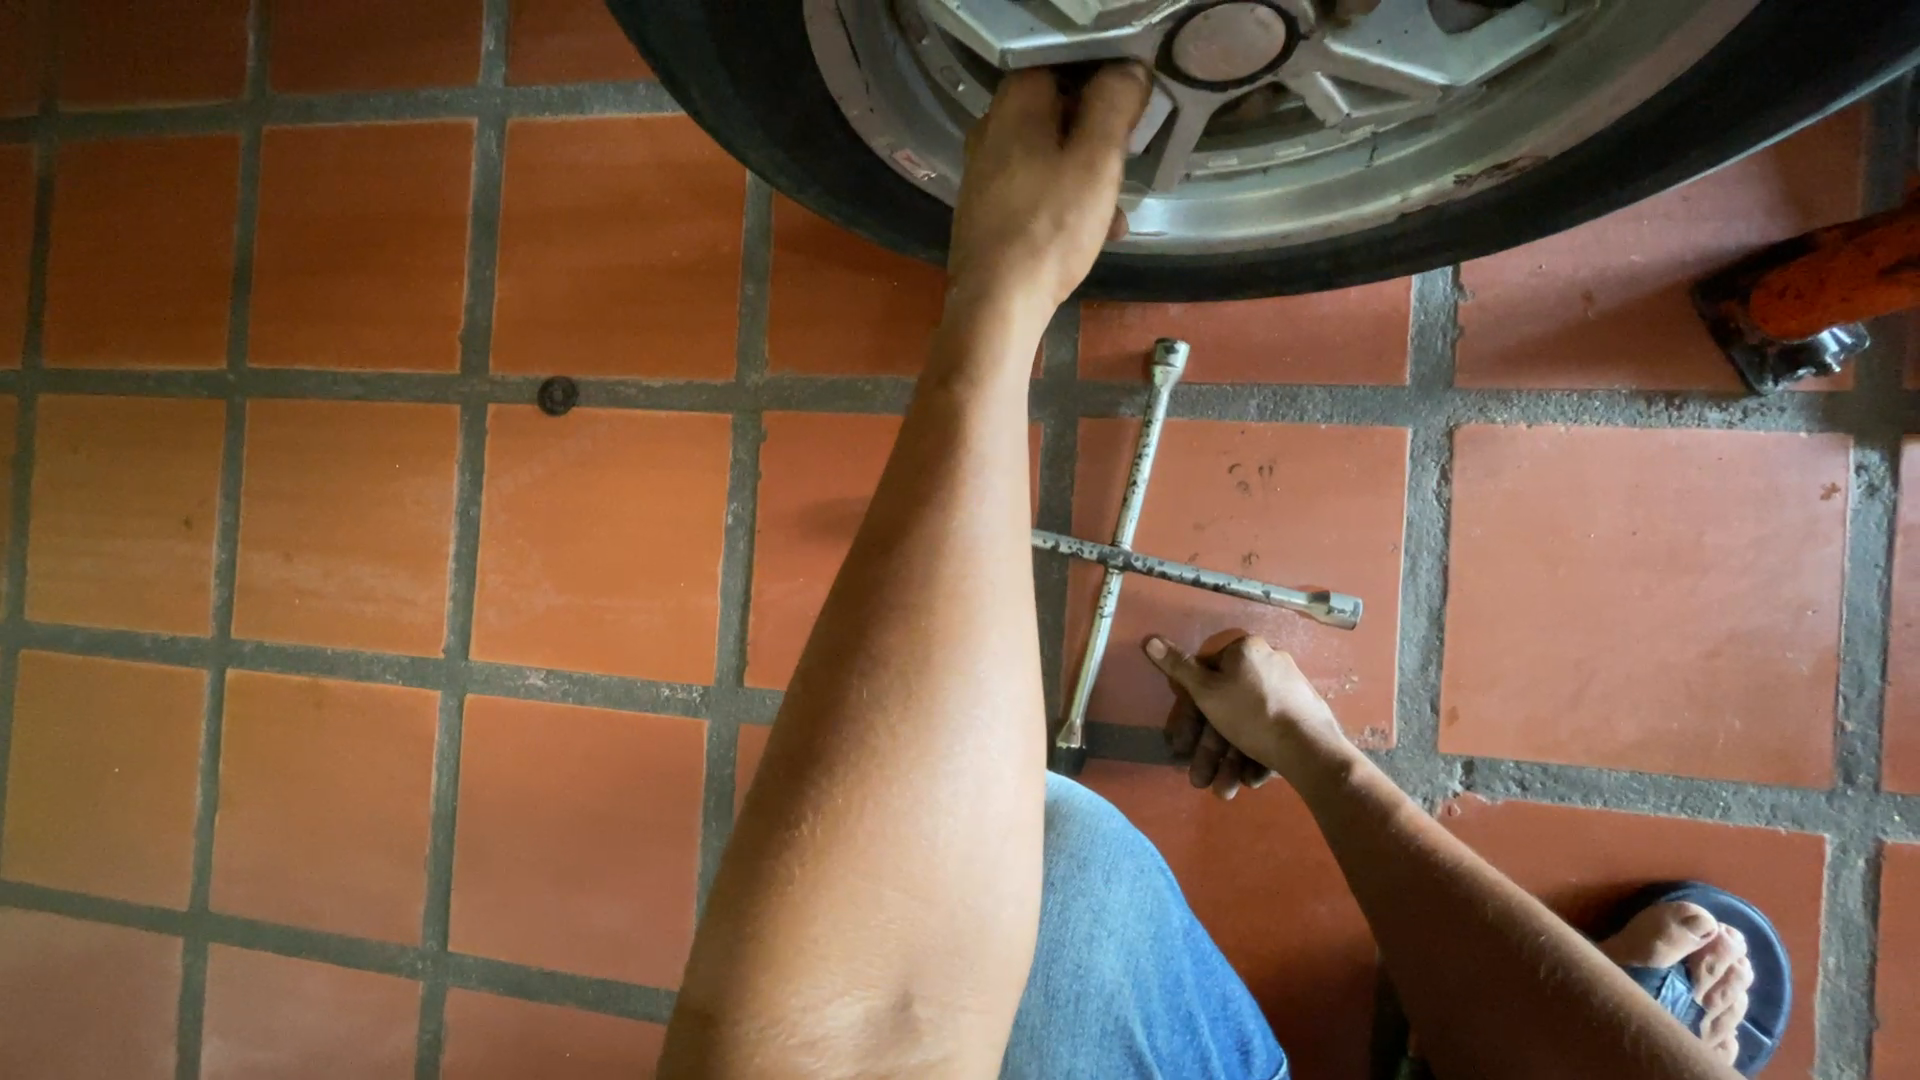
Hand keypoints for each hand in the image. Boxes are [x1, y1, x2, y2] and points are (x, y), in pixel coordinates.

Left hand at [947, 63, 1150, 318]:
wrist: (997, 305)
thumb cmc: (1050, 229)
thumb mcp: (1096, 160)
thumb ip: (1115, 104)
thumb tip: (1127, 71)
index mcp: (1014, 103)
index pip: (1067, 68)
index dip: (1105, 90)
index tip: (1130, 123)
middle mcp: (989, 131)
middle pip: (1057, 118)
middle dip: (1096, 144)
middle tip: (1122, 173)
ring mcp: (982, 177)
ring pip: (1048, 162)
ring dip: (1085, 183)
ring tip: (1113, 217)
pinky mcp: (983, 216)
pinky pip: (1032, 196)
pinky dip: (1061, 208)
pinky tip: (1087, 239)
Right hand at [1144, 633, 1351, 798]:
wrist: (1312, 750)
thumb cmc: (1250, 714)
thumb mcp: (1206, 692)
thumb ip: (1178, 667)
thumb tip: (1150, 639)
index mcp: (1245, 650)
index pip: (1207, 674)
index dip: (1191, 712)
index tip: (1183, 742)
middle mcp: (1269, 663)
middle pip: (1227, 706)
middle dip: (1211, 747)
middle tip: (1201, 776)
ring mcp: (1290, 690)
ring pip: (1248, 725)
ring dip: (1231, 759)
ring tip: (1225, 789)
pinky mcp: (1304, 715)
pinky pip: (1270, 732)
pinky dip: (1256, 754)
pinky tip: (1249, 779)